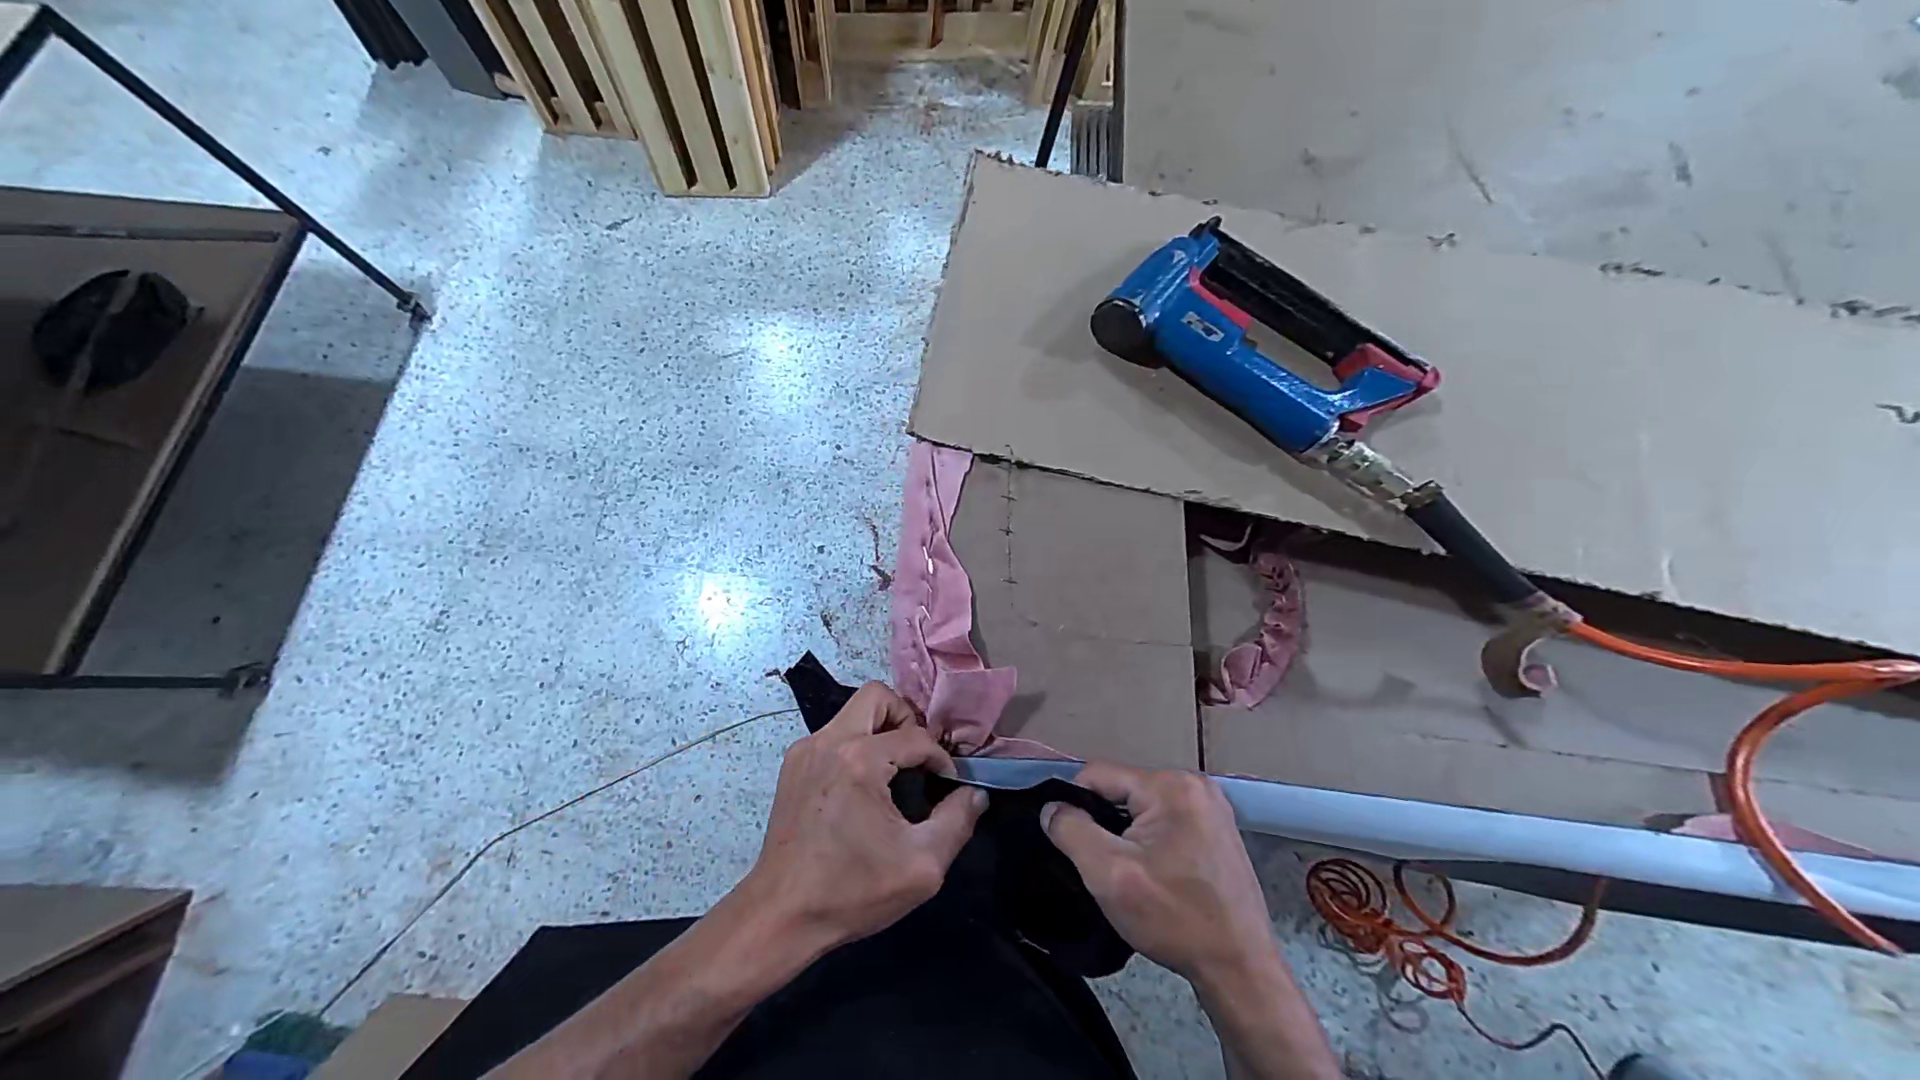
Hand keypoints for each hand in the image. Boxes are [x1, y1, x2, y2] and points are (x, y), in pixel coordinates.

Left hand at [740, 682, 987, 950]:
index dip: (940, 759)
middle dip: (906, 719)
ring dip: (881, 731)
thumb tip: (974, 793)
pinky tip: (865, 788)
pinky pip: (835, 736)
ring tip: (896, 772)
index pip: (916, 737)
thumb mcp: (921, 866)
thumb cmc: (851, 891)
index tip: (947, 785)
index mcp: (859, 760)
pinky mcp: (793, 766)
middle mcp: (829, 742)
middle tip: (918, 758)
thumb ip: (957, 822)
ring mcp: (805, 751)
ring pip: (853, 713)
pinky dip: (857, 747)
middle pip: (877, 696)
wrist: (780, 916)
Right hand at [1041, 763, 1275, 986]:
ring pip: (1141, 807)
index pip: (1098, 775)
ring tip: (1126, 872)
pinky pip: (1164, 820)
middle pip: (1121, 789)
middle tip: (1103, 864)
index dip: (1075, 805)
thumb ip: (1071, 831)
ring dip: (1125, 833)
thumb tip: (1051, 808)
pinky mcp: (1217, 829)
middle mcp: (1194, 784)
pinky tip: (1152, 873)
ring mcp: (1210, 806)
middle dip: (1103, 821)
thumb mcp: (1108, 874)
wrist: (1240, 968)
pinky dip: (1149, 841)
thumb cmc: (1174, 918)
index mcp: (1170, 785)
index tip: (1073, 844)